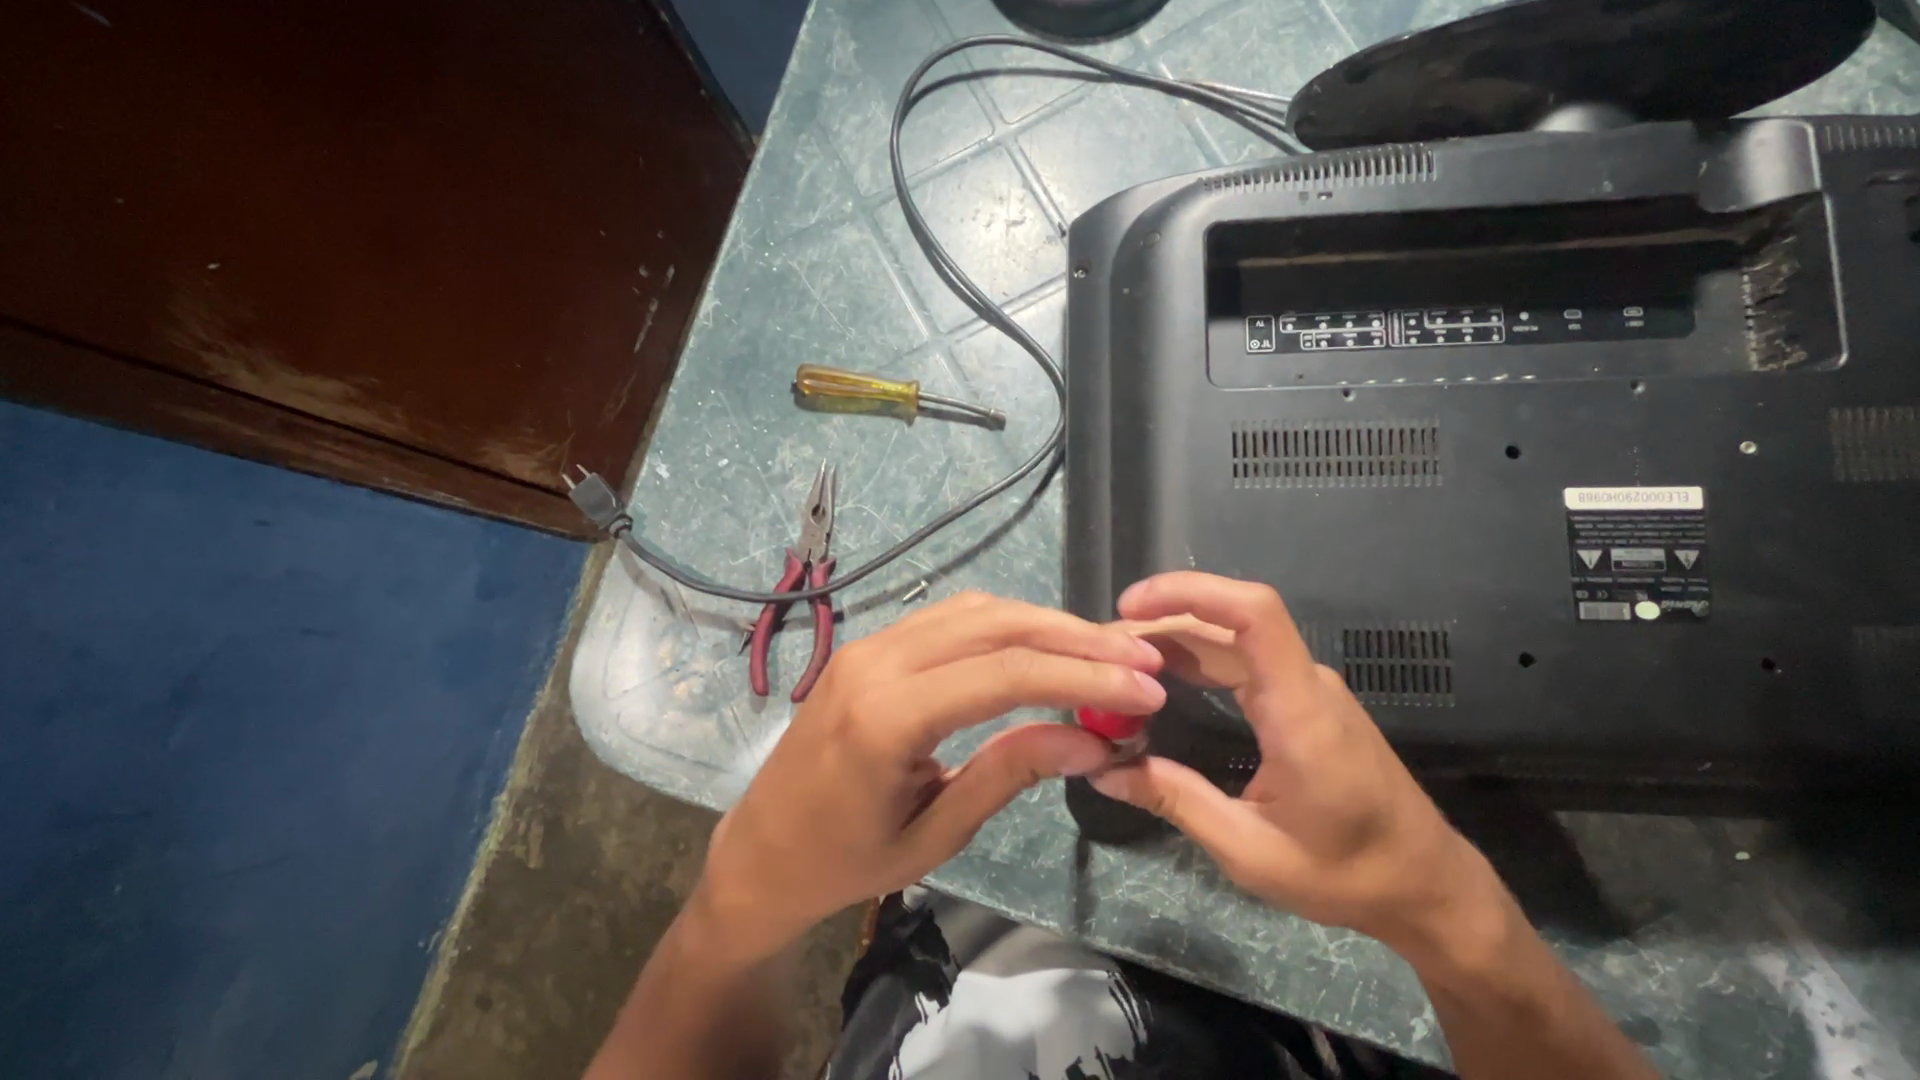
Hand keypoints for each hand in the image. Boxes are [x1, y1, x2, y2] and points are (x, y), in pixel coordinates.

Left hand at [696, 591, 1167, 957]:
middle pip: (996, 624)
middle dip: (1078, 638)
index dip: (1085, 677)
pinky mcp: (869, 647)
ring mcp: (868, 645)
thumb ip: (1010, 774)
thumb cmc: (845, 861)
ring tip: (1106, 651)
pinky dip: (1005, 626)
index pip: (1007, 672)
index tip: (1146, 689)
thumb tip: (1094, 740)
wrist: (761, 852)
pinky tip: (1043, 645)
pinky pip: (948, 620)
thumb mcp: (935, 833)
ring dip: (1045, 624)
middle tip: (1141, 660)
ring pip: (975, 610)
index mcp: (888, 716)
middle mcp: (877, 661)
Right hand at [1092, 573, 1500, 955]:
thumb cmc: (1345, 874)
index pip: (1254, 614)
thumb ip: (1176, 801)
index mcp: (1300, 712)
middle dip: (1160, 623)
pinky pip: (1245, 661)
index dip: (1190, 593)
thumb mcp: (1250, 850)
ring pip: (1234, 639)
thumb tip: (1104, 769)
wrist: (1424, 884)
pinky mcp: (1305, 702)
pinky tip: (1161, 677)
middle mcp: (1307, 685)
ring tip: (1117, 661)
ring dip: (1174, 640)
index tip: (1130, 609)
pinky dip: (1197, 660)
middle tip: (1100, 650)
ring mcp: (1309, 690)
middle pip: (1230, 621)